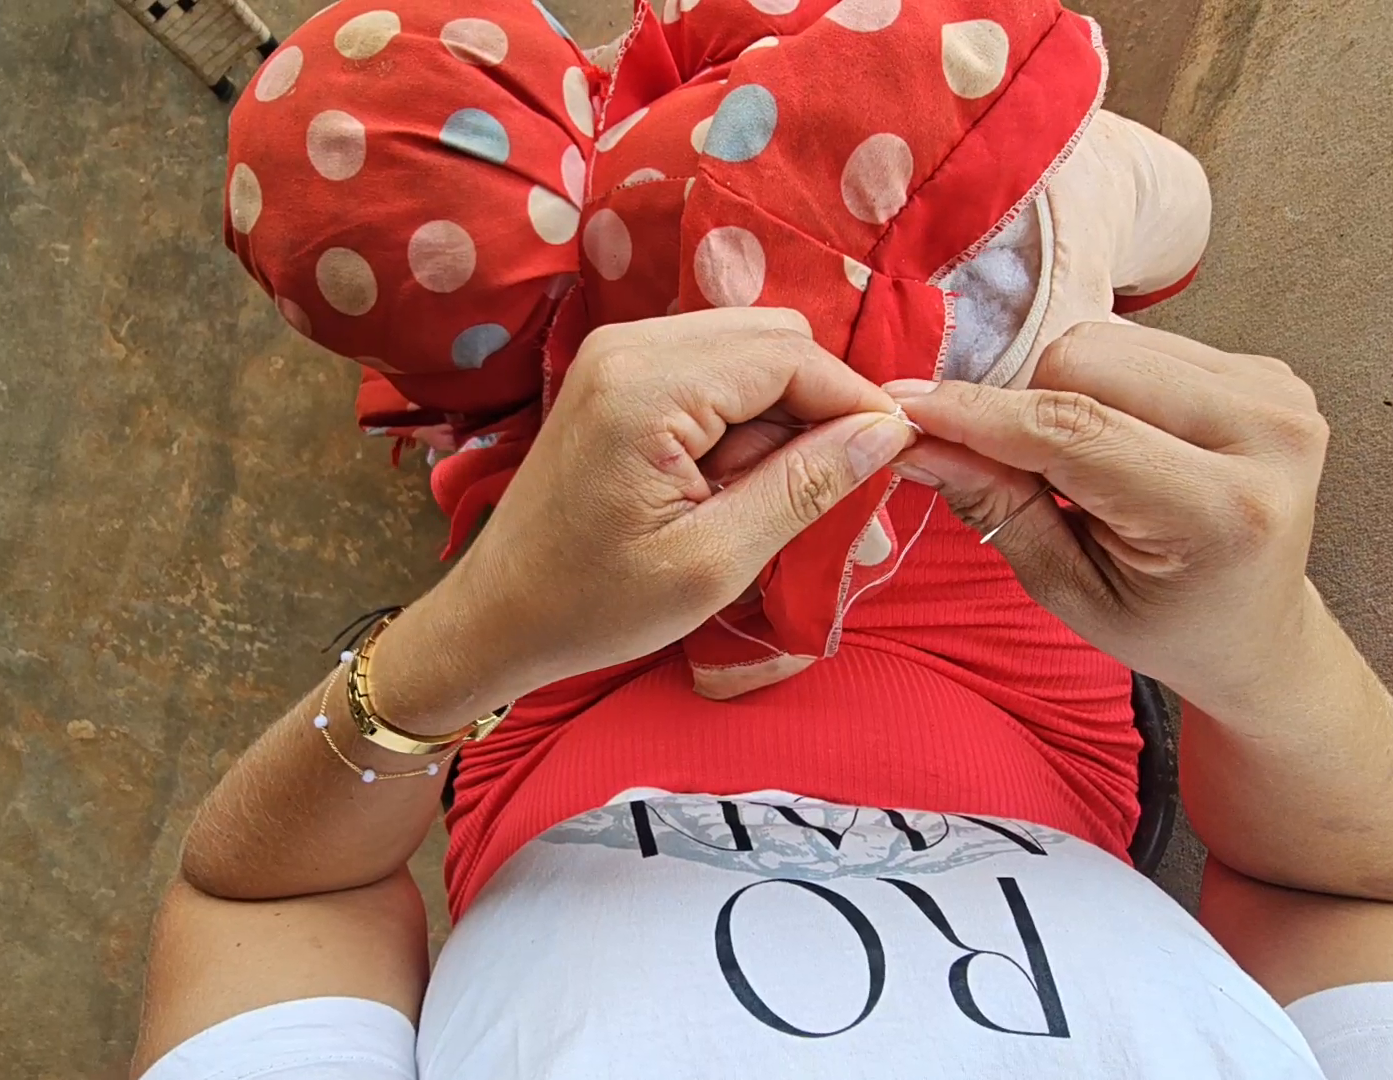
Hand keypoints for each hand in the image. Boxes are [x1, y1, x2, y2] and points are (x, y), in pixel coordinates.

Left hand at [375, 308, 912, 730]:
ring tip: (758, 499)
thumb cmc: (596, 604)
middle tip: (813, 495)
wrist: (500, 613)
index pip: (791, 355)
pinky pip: (706, 375)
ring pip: (743, 355)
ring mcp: (614, 354)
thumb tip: (885, 431)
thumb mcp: (714, 560)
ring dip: (775, 420)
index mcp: (647, 384)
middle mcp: (628, 344)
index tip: (892, 460)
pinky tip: (724, 482)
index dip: (855, 402)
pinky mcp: (612, 376)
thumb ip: (805, 485)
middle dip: (813, 411)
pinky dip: (737, 422)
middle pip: (771, 341)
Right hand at [888, 321, 1329, 716]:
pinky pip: (1131, 340)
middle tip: (1017, 465)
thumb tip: (914, 444)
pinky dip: (1089, 383)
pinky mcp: (1265, 369)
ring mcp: (1275, 390)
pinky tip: (1109, 435)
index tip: (903, 409)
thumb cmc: (1151, 618)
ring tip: (1070, 458)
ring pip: (1100, 339)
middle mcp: (1266, 432)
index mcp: (1218, 509)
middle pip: (1081, 359)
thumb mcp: (1057, 583)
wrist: (1249, 624)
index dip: (974, 414)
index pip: (1069, 430)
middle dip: (1020, 406)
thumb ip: (991, 504)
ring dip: (1053, 392)